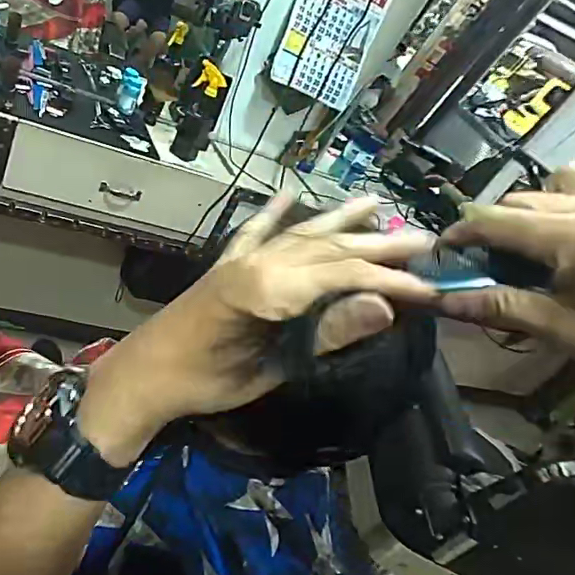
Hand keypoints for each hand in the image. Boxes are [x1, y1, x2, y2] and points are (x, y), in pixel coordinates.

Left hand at [79, 194, 435, 461]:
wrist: (145, 374)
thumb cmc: (209, 381)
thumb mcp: (274, 367)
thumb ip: (327, 333)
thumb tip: (384, 305)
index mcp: (273, 286)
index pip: (345, 275)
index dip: (390, 280)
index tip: (430, 287)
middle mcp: (260, 260)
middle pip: (329, 247)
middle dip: (378, 244)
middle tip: (422, 238)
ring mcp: (242, 257)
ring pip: (301, 233)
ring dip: (338, 218)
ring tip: (373, 202)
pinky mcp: (226, 263)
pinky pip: (254, 231)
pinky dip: (272, 212)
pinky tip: (287, 193)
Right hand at [437, 165, 574, 419]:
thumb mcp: (570, 333)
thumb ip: (503, 308)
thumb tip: (443, 301)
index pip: (496, 220)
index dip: (459, 235)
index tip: (439, 256)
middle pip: (523, 199)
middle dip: (493, 227)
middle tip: (484, 269)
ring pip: (558, 185)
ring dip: (531, 209)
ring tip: (531, 253)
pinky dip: (567, 208)